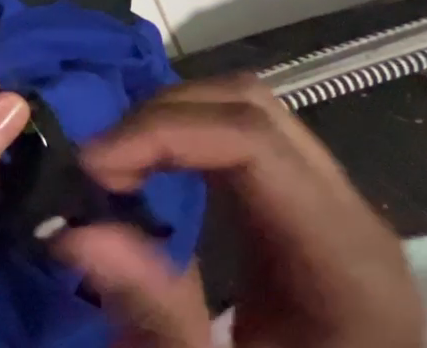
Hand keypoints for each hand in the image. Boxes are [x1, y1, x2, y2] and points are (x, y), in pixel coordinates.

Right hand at [54, 75, 423, 347]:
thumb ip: (158, 320)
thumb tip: (75, 235)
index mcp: (347, 262)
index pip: (253, 140)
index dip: (162, 133)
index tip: (91, 167)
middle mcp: (351, 217)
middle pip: (250, 108)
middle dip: (159, 118)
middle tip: (99, 166)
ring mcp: (333, 210)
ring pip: (246, 111)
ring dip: (170, 122)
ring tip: (119, 169)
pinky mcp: (308, 216)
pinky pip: (246, 142)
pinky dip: (187, 140)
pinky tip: (152, 178)